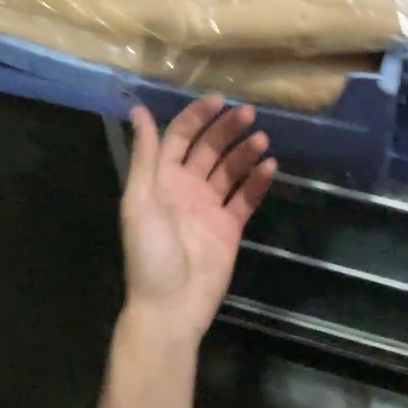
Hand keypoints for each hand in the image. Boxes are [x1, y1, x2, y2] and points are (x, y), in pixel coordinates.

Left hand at [118, 94, 276, 341]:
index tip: (219, 100)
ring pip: (230, 169)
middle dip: (227, 128)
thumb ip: (145, 156)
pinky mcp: (230, 227)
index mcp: (161, 178)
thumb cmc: (150, 252)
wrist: (171, 307)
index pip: (180, 136)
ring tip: (262, 139)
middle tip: (248, 113)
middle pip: (209, 148)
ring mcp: (209, 206)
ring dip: (245, 151)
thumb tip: (137, 110)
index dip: (197, 116)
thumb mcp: (140, 201)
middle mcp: (186, 187)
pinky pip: (245, 197)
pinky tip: (270, 166)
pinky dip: (257, 181)